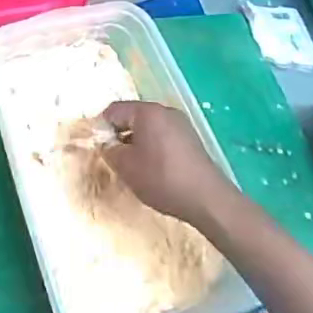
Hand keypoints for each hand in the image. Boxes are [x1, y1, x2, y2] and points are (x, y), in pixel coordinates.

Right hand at [100, 100, 235, 223]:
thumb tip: (107, 144)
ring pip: (149, 128)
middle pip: (132, 117)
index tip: (102, 150)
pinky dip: (154, 149)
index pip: (113, 111)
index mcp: (147, 111)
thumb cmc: (161, 178)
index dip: (102, 129)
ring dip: (138, 143)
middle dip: (121, 136)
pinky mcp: (192, 141)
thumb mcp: (125, 166)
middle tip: (118, 159)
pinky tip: (157, 170)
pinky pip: (164, 137)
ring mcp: (182, 125)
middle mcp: (165, 111)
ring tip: (137, 167)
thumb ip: (108, 150)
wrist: (209, 201)